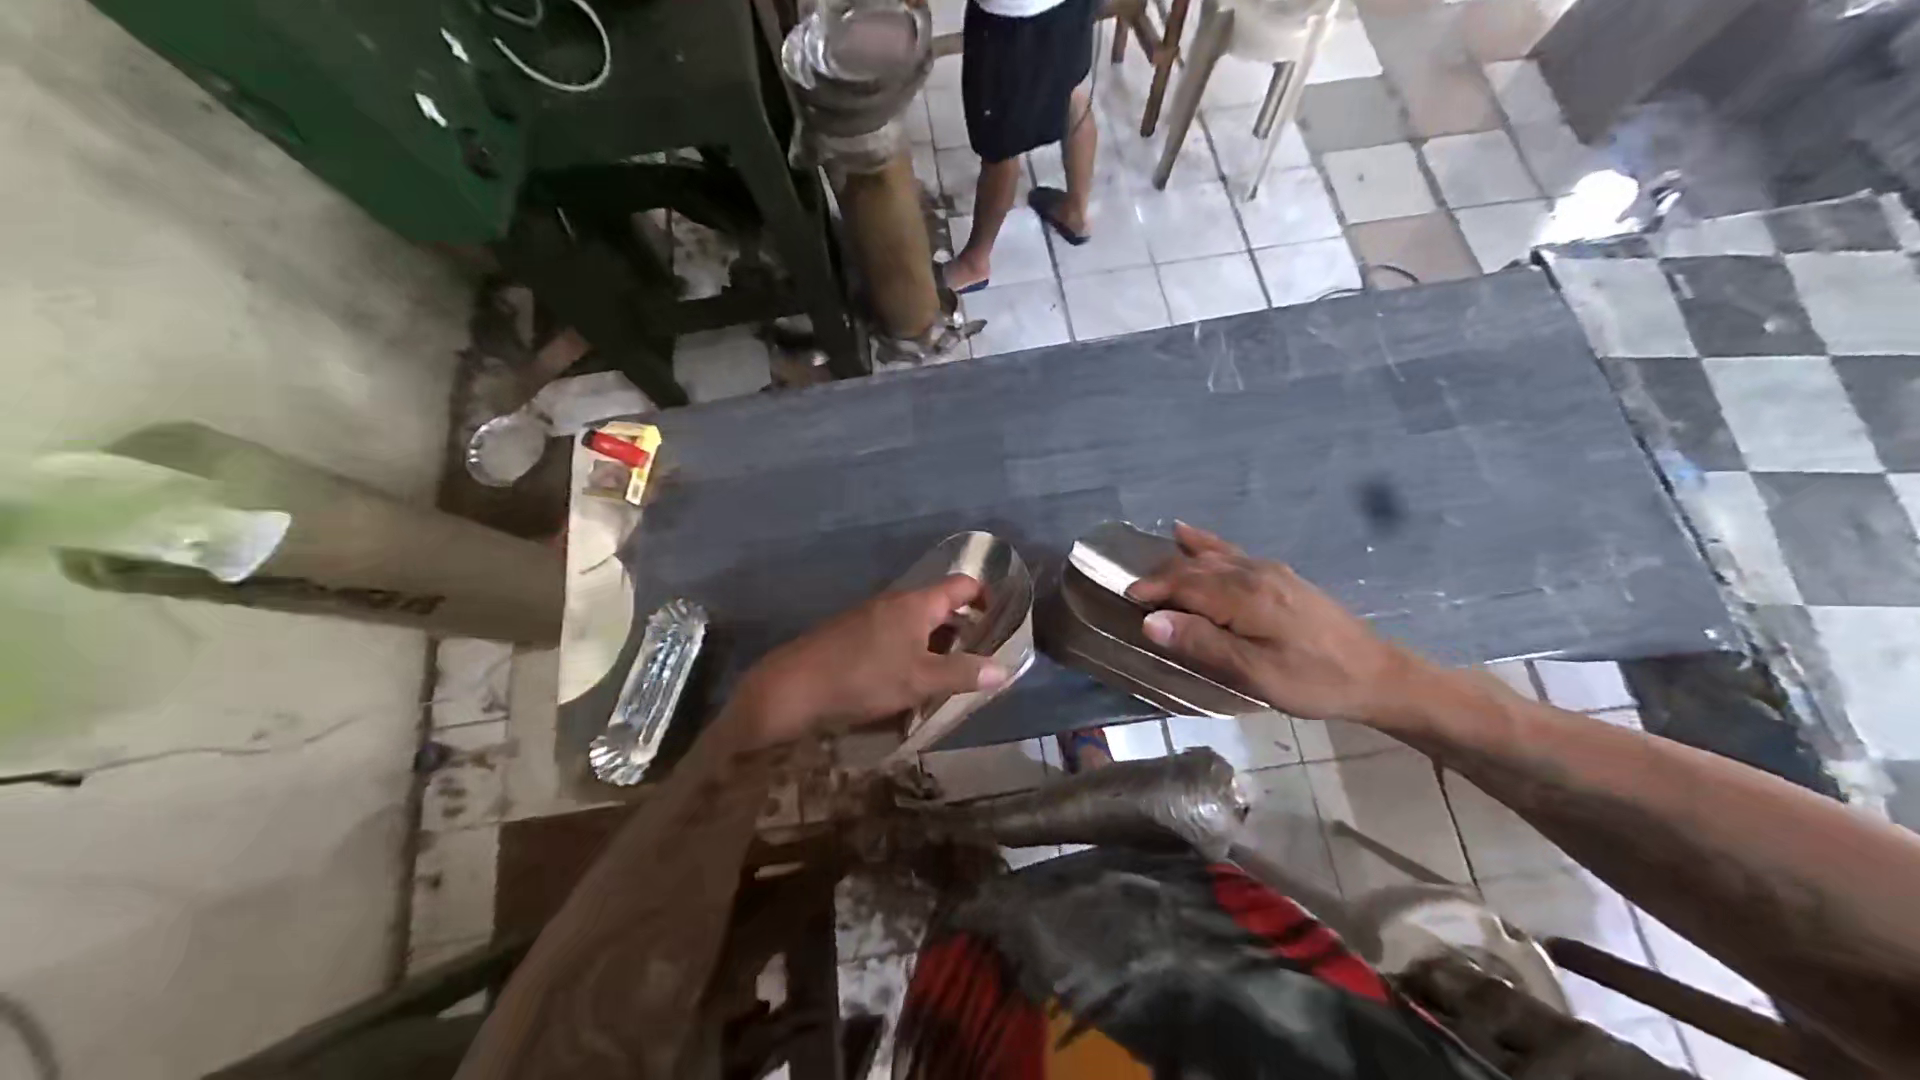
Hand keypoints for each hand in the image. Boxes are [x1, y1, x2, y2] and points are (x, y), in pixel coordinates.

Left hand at [730, 575, 1010, 746]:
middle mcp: (894, 601)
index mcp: (916, 603)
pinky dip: (910, 649)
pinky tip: (907, 679)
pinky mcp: (852, 633)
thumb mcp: (920, 680)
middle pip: (940, 604)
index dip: (986, 597)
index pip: (962, 584)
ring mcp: (870, 615)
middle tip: (978, 659)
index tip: (999, 623)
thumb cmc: (864, 678)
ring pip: (915, 622)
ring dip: (935, 643)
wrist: (794, 687)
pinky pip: (893, 634)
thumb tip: (1004, 670)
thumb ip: (963, 674)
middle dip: (962, 629)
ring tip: (947, 675)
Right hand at [1125, 523, 1436, 724]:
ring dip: (1179, 561)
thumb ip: (1202, 643)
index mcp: (1244, 596)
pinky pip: (1231, 553)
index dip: (1152, 589)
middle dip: (1161, 575)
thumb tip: (1152, 621)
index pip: (1185, 583)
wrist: (1379, 676)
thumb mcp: (1255, 674)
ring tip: (1152, 567)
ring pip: (1212, 557)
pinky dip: (1205, 544)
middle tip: (1136, 593)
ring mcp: (1269, 571)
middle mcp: (1254, 573)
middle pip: (1195, 566)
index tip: (1126, 599)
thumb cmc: (1313, 681)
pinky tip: (1189, 534)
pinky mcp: (1280, 576)